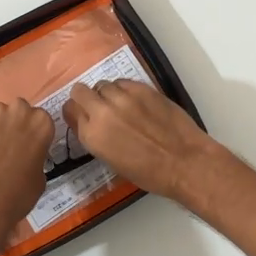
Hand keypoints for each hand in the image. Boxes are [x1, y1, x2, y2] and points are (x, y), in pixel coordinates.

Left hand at [0, 99, 54, 236]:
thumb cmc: (17, 196)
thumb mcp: (40, 178)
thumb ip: (36, 156)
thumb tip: (27, 155)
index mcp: (41, 123)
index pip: (38, 120)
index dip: (30, 134)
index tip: (24, 146)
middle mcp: (19, 110)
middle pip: (17, 111)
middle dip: (12, 124)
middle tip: (5, 146)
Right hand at [64, 79, 223, 202]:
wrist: (184, 162)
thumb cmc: (149, 173)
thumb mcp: (111, 160)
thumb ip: (95, 137)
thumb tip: (87, 121)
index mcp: (92, 135)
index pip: (70, 111)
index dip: (77, 113)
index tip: (84, 116)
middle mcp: (102, 112)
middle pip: (80, 91)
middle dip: (86, 98)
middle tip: (100, 107)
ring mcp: (122, 97)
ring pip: (103, 84)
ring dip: (107, 93)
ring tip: (121, 105)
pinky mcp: (140, 88)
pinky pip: (122, 82)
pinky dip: (124, 90)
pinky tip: (135, 101)